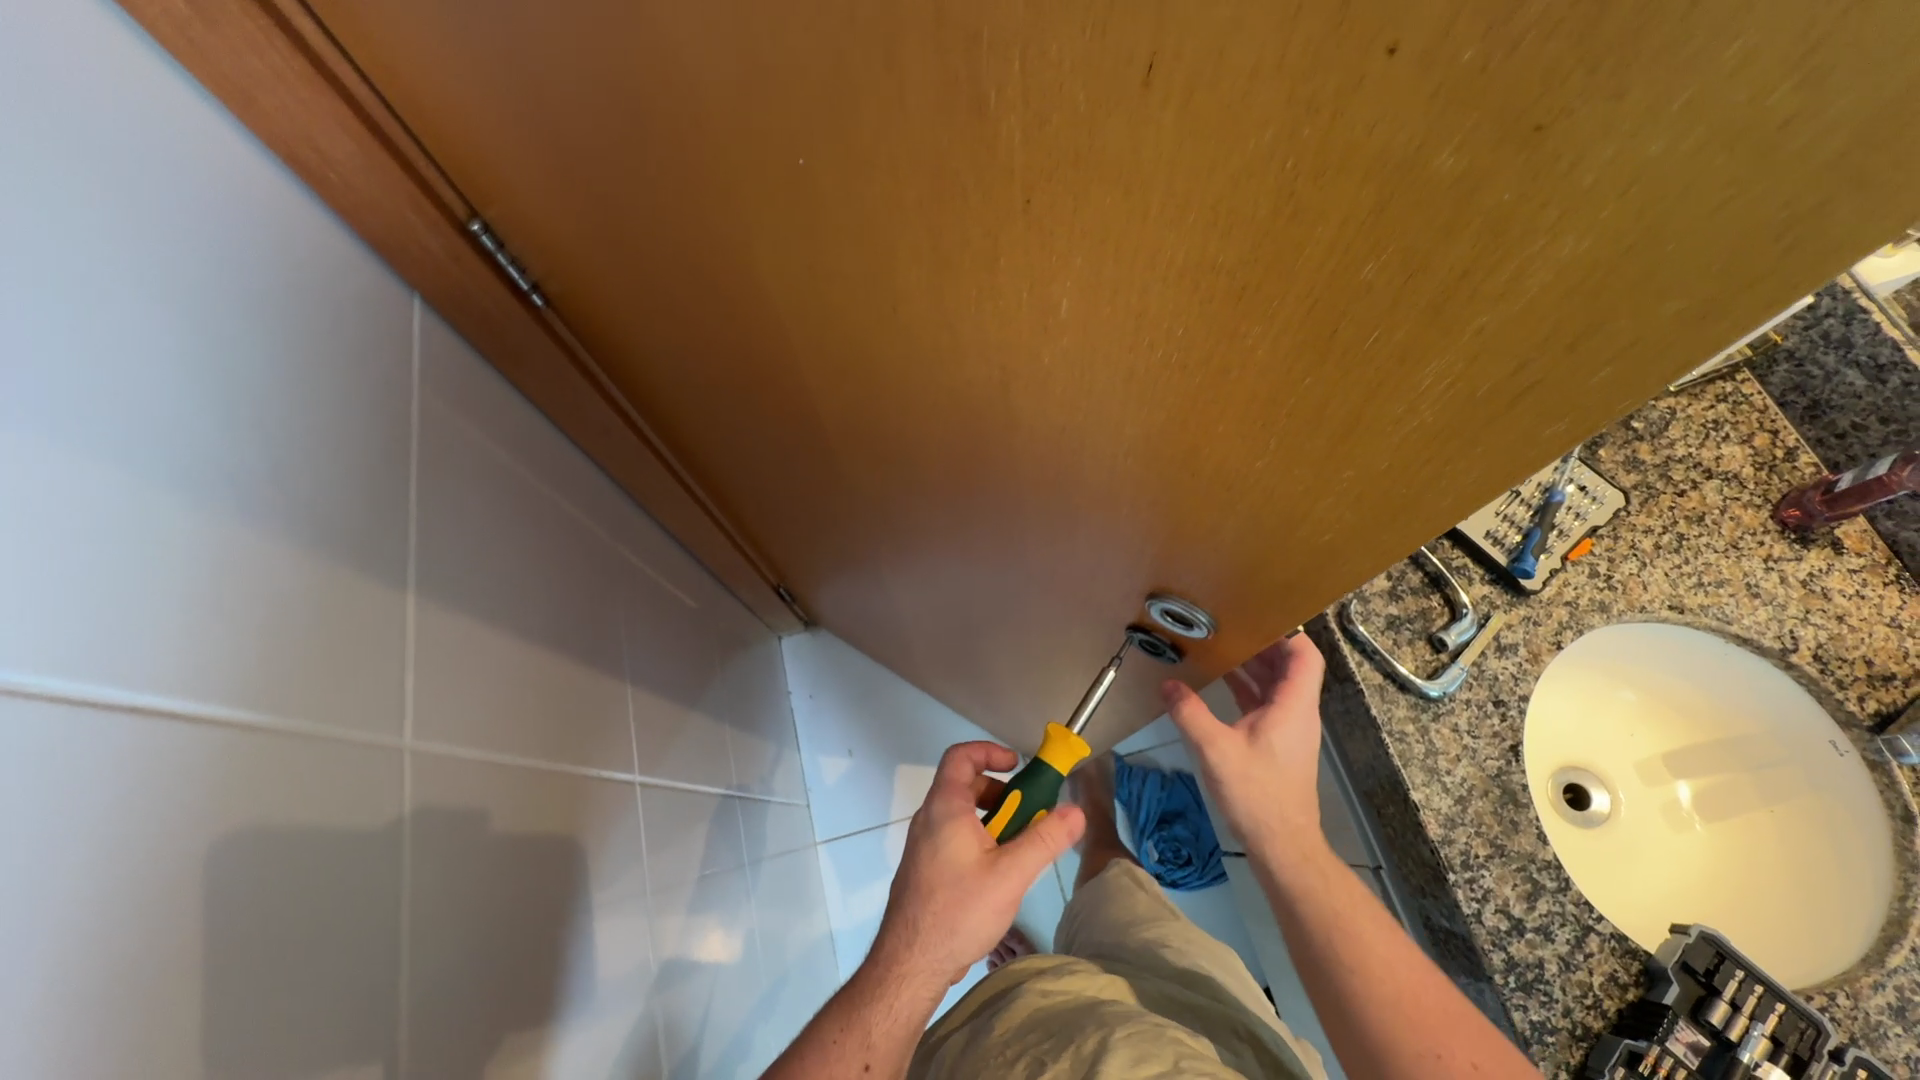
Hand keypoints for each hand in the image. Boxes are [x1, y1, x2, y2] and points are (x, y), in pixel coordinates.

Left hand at [869, 742, 1085, 986]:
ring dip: (992, 820)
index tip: (1018, 766)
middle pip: (964, 785)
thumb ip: (1045, 840)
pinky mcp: (925, 869)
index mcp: (945, 807)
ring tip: (1017, 850)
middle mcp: (929, 819)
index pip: (960, 756)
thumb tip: (1076, 811)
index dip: (989, 751)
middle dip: (1001, 793)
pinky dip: (979, 840)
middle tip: (1027, 816)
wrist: (911, 962)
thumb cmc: (959, 911)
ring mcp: (924, 845)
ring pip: (961, 815)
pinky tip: (997, 876)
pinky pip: (954, 838)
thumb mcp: (1011, 875)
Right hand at [1162, 632, 1326, 858]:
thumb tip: (1168, 685)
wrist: (1281, 843)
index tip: (1253, 617)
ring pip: (1277, 685)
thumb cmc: (1256, 793)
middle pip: (1289, 666)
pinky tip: (1221, 683)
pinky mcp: (1279, 744)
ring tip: (1221, 647)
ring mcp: (1290, 729)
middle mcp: (1297, 712)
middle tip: (1228, 627)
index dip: (1285, 632)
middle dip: (1261, 644)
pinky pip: (1267, 704)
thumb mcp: (1214, 749)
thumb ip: (1189, 713)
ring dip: (1253, 666)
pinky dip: (1248, 689)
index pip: (1304, 654)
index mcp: (1293, 705)